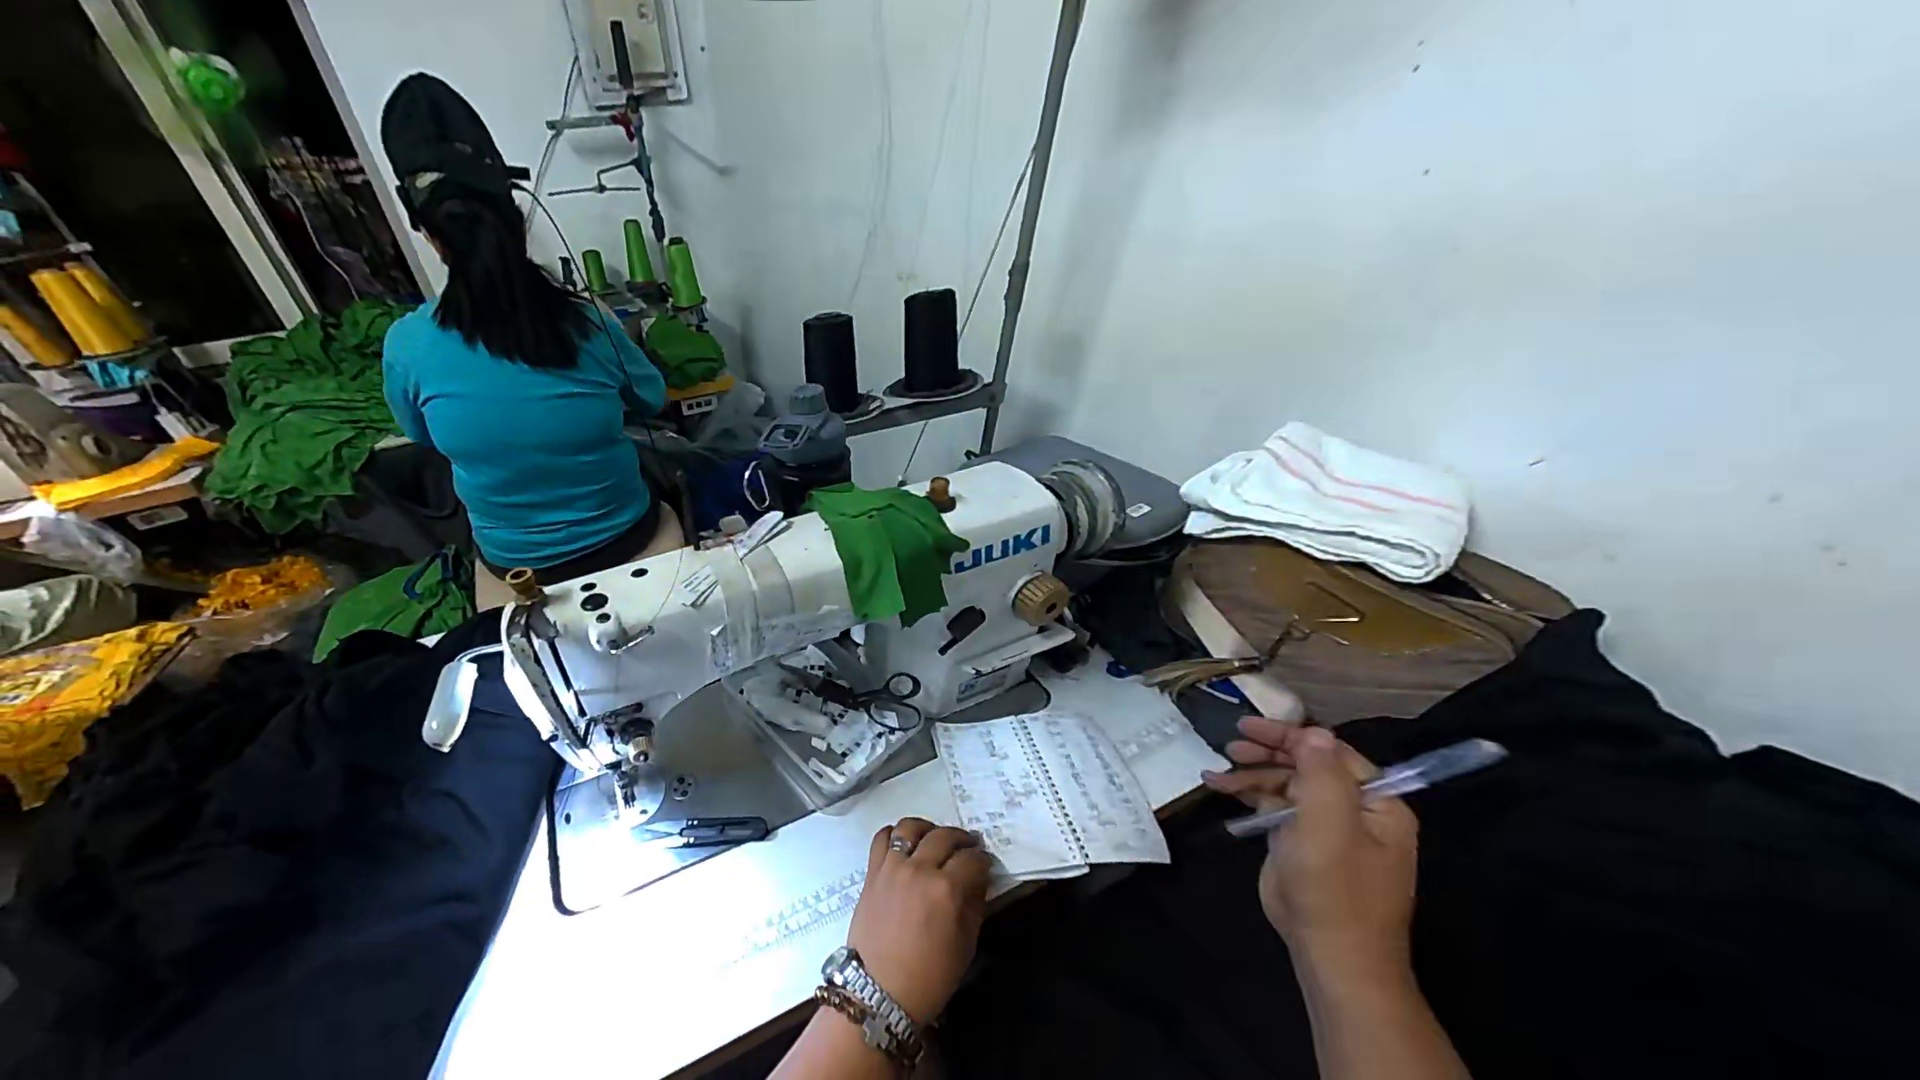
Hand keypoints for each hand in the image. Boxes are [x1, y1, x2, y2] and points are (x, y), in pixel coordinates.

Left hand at [846, 816, 992, 1023]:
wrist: (878, 994)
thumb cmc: (928, 977)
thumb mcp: (965, 945)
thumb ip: (975, 905)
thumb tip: (979, 881)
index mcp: (947, 889)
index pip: (973, 859)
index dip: (983, 861)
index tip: (985, 866)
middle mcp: (919, 870)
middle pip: (945, 836)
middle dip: (962, 840)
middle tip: (967, 849)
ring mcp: (892, 868)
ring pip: (911, 827)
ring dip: (928, 829)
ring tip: (935, 840)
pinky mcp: (872, 873)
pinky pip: (882, 838)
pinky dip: (894, 834)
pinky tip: (904, 844)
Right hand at [1204, 718, 1418, 973]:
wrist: (1331, 957)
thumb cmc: (1335, 889)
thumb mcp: (1329, 824)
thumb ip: (1321, 773)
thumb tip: (1313, 732)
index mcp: (1376, 802)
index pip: (1331, 753)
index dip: (1290, 736)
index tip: (1250, 727)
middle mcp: (1353, 809)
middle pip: (1305, 765)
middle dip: (1267, 753)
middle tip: (1232, 745)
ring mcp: (1325, 827)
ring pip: (1285, 784)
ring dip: (1251, 773)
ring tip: (1218, 771)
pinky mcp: (1299, 844)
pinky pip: (1273, 806)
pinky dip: (1247, 794)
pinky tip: (1219, 786)